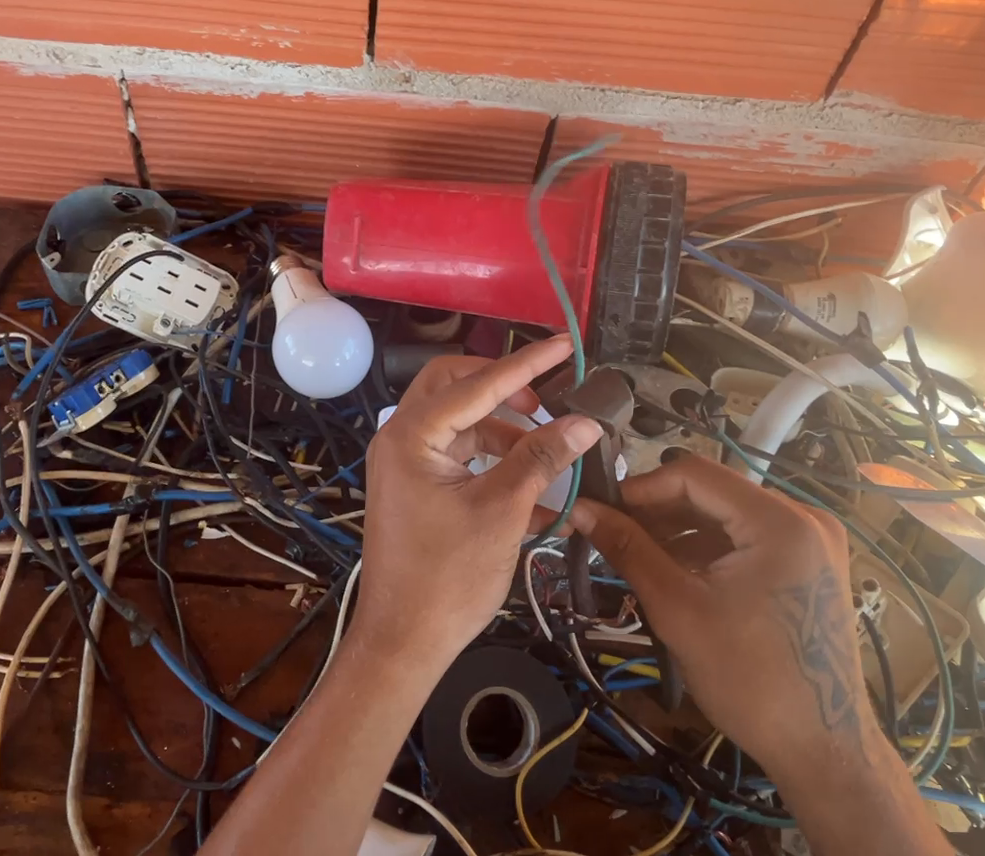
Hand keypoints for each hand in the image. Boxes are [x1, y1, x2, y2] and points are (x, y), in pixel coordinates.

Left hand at [355, 335, 602, 670]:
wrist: (403, 641)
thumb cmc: (448, 577)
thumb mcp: (502, 511)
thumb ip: (540, 458)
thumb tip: (584, 422)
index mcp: (411, 435)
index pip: (475, 384)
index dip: (526, 364)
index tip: (563, 343)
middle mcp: (401, 438)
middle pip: (455, 388)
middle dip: (503, 389)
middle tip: (545, 401)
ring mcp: (406, 464)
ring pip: (460, 425)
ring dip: (505, 433)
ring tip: (552, 452)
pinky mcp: (416, 488)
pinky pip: (459, 458)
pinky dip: (495, 465)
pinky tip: (538, 490)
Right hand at [570, 453, 873, 777]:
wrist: (821, 750)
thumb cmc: (748, 677)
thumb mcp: (677, 607)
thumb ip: (627, 548)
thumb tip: (578, 508)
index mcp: (780, 521)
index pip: (693, 473)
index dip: (640, 488)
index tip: (601, 512)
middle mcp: (804, 517)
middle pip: (711, 491)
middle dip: (657, 511)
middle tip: (612, 535)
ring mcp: (812, 541)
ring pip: (725, 514)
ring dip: (678, 529)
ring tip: (637, 556)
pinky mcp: (809, 564)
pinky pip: (745, 537)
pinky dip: (706, 548)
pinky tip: (674, 571)